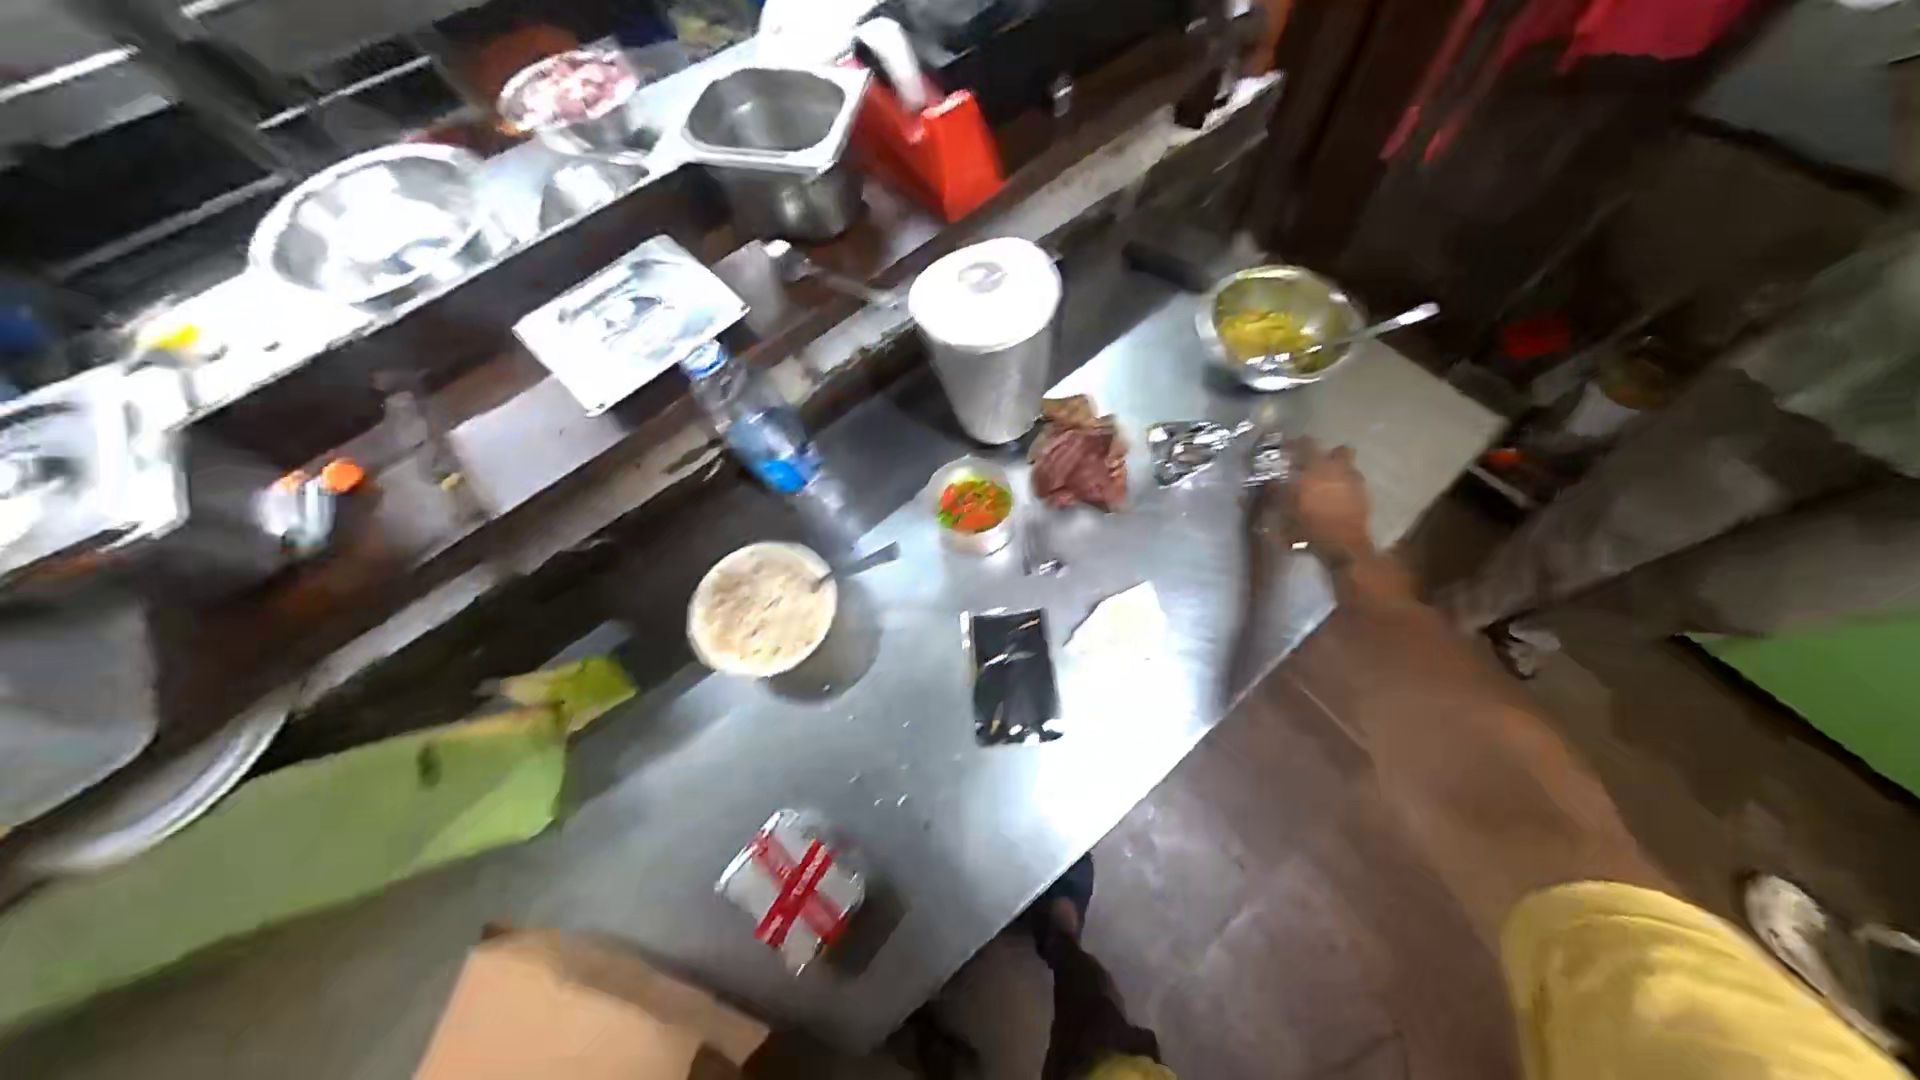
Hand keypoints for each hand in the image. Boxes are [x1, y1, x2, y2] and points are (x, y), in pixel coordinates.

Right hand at [1281, 440, 1373, 557]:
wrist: (1343, 545)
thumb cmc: (1309, 526)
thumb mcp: (1285, 511)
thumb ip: (1276, 493)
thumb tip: (1268, 482)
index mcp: (1316, 469)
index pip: (1306, 445)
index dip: (1296, 443)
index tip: (1288, 448)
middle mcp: (1338, 469)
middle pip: (1339, 450)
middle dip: (1327, 453)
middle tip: (1314, 463)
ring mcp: (1354, 481)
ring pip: (1349, 464)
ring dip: (1338, 468)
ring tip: (1326, 480)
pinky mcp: (1364, 495)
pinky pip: (1354, 481)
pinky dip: (1345, 483)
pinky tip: (1337, 496)